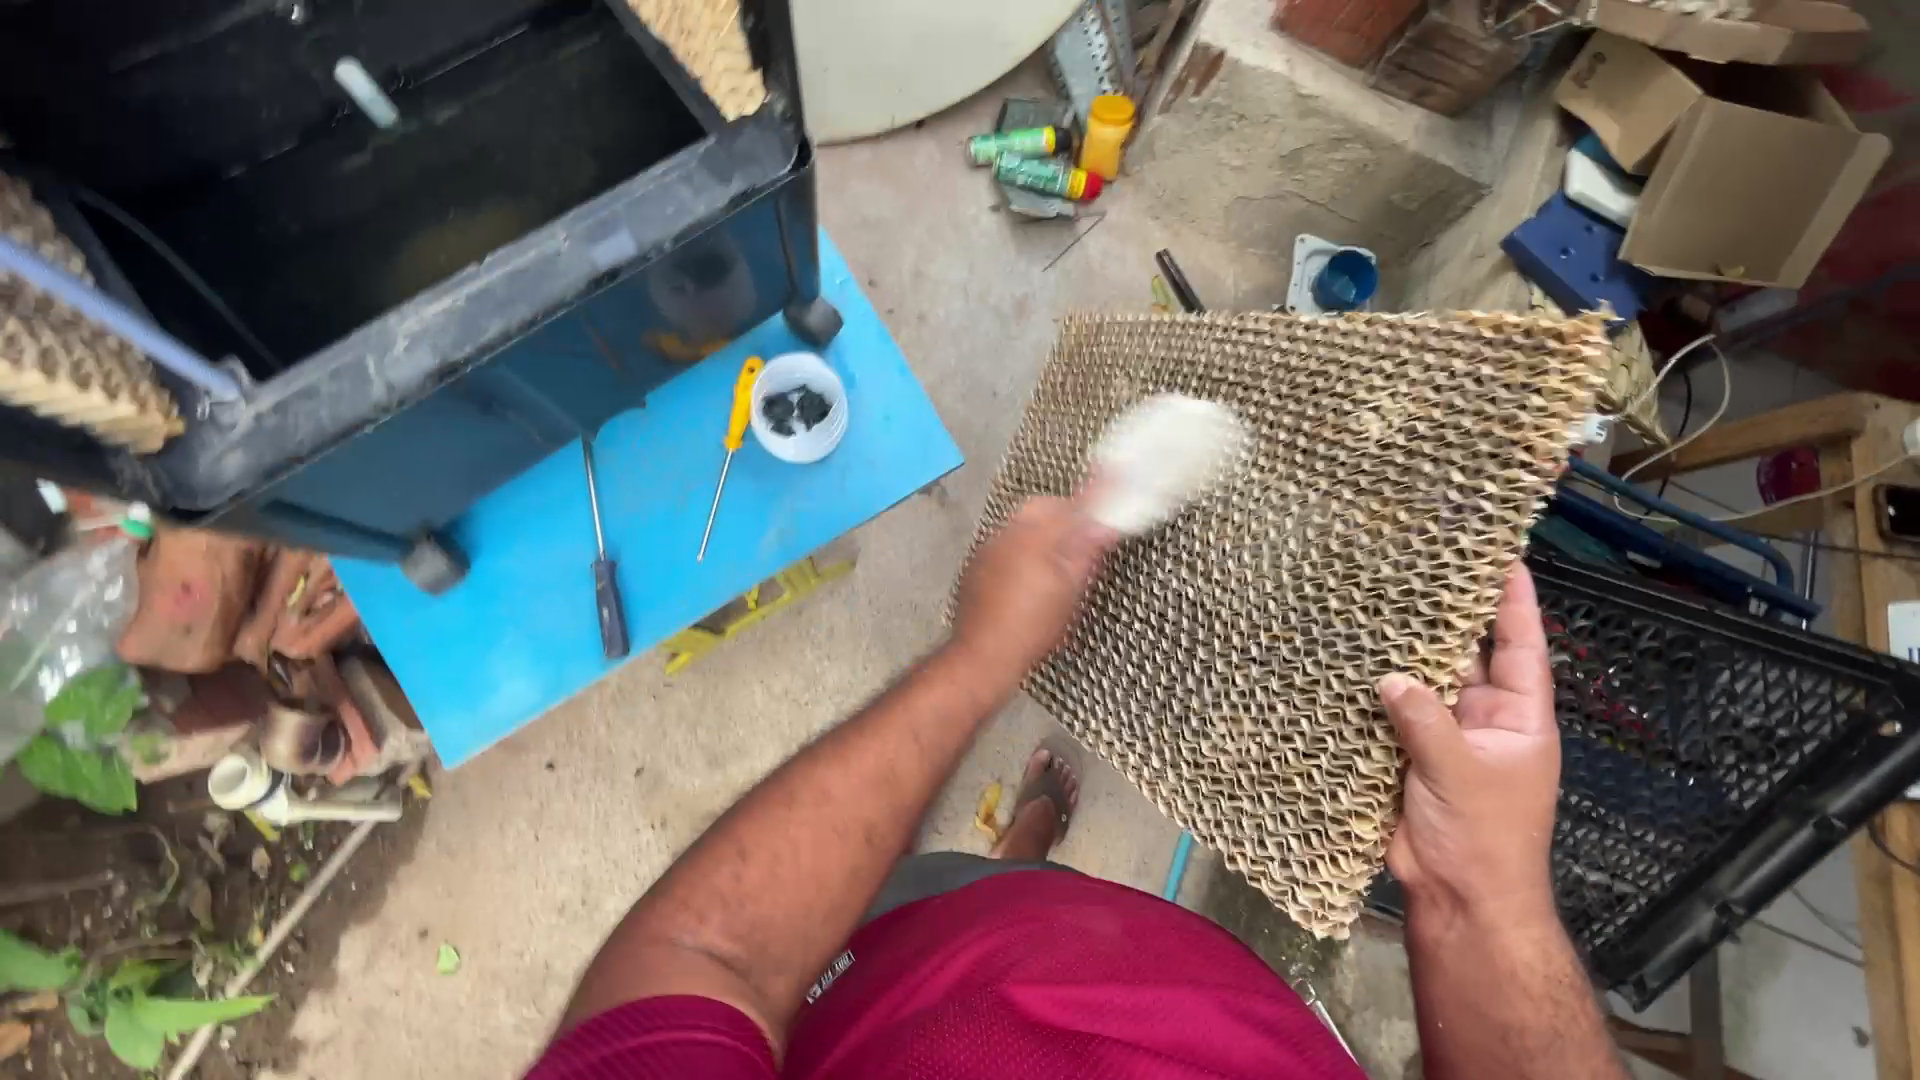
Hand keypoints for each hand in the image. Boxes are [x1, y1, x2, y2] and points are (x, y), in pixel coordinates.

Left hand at [950, 494, 1117, 678]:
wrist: (984, 654)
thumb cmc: (1031, 627)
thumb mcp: (1069, 590)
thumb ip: (1086, 551)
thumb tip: (1104, 525)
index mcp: (1034, 536)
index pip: (1069, 505)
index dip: (1092, 499)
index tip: (1110, 492)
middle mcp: (1006, 534)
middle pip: (1041, 508)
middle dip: (1064, 514)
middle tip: (1083, 535)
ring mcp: (987, 549)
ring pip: (1021, 525)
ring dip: (1042, 531)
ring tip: (1057, 559)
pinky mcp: (976, 567)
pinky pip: (1004, 544)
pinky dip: (1021, 549)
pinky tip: (1029, 575)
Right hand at [1380, 563, 1559, 925]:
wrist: (1457, 895)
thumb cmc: (1485, 836)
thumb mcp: (1463, 773)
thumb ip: (1427, 721)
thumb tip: (1389, 675)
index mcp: (1517, 718)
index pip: (1520, 648)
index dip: (1515, 604)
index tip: (1505, 558)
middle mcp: (1479, 717)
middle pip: (1461, 657)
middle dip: (1441, 619)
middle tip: (1415, 569)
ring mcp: (1439, 733)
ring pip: (1418, 681)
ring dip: (1397, 654)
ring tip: (1370, 606)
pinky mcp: (1402, 751)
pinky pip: (1387, 710)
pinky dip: (1369, 689)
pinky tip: (1344, 661)